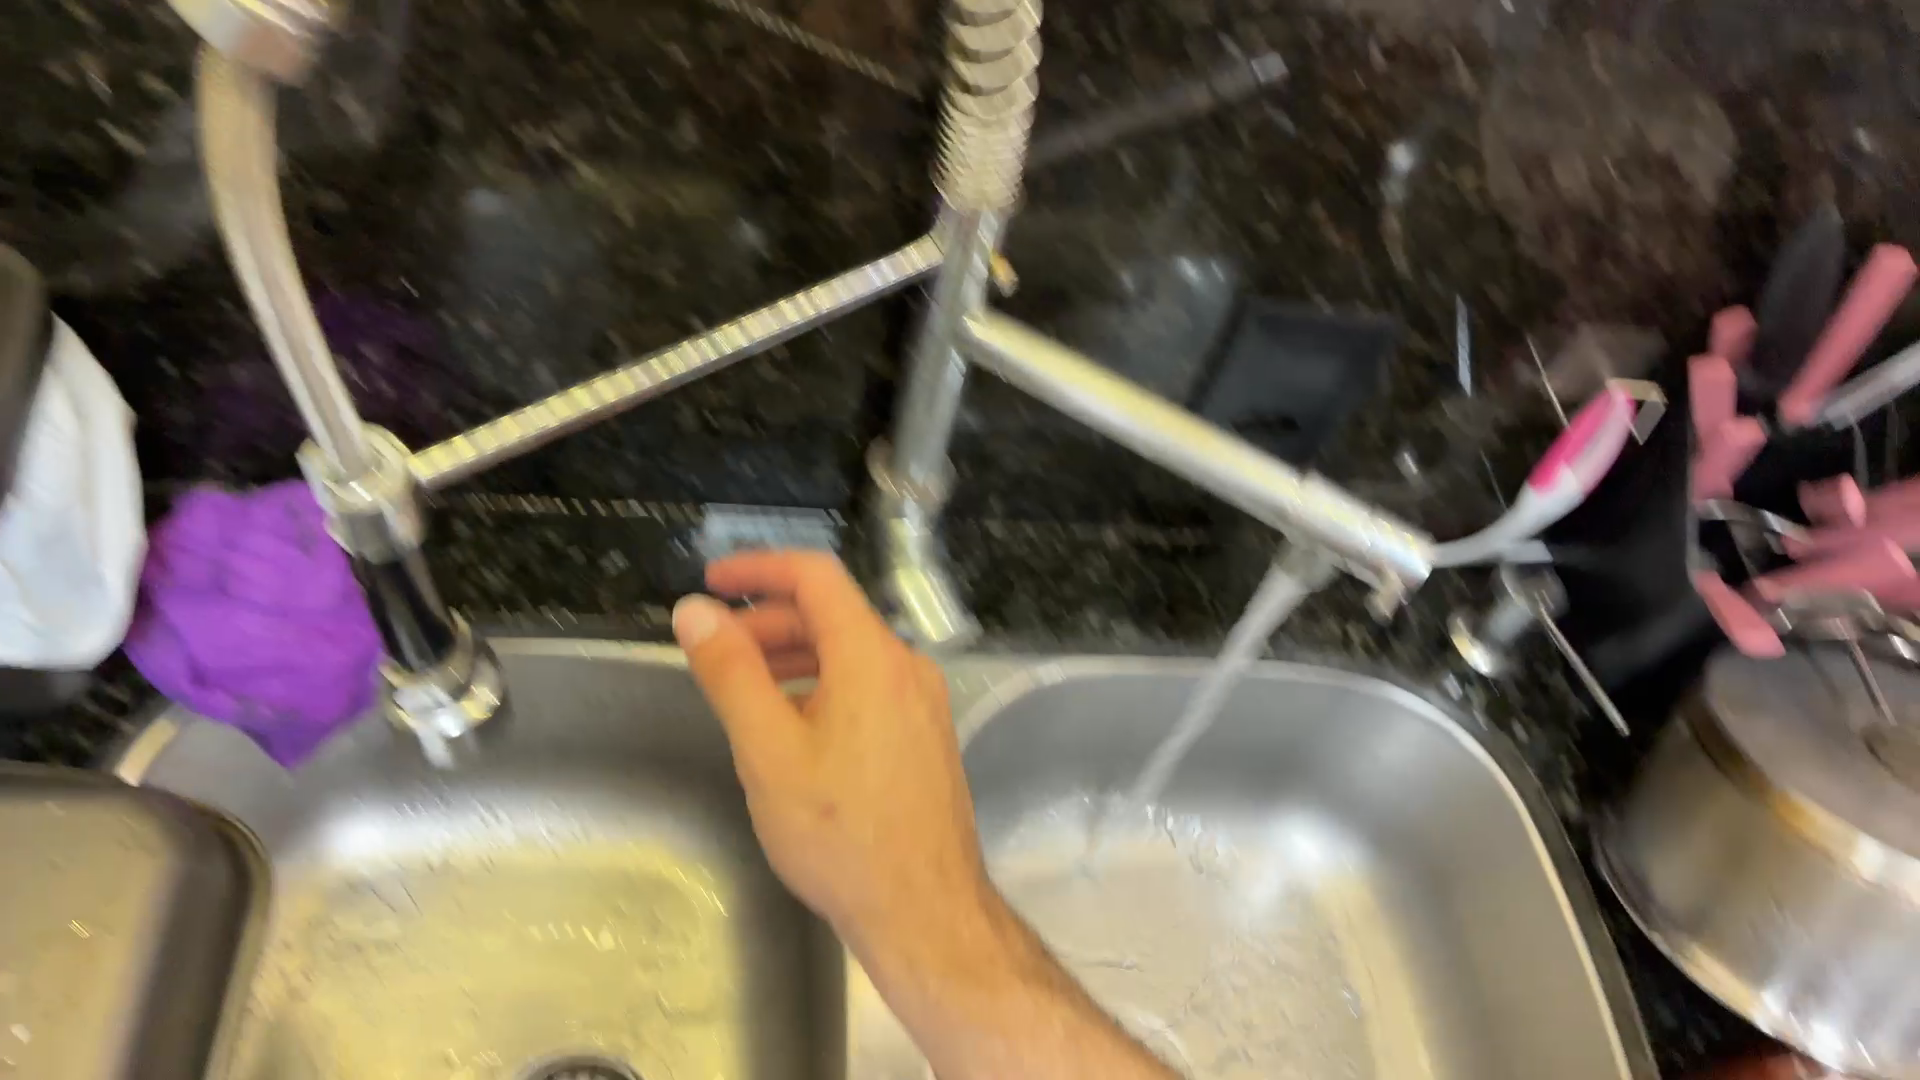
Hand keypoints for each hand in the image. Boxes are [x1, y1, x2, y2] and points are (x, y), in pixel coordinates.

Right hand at [671, 551, 993, 955]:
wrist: (924, 909)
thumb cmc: (839, 833)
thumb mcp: (768, 751)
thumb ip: (731, 673)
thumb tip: (695, 610)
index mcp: (872, 655)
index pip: (816, 576)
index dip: (760, 569)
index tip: (711, 580)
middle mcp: (907, 664)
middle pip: (833, 616)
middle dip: (769, 623)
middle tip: (716, 651)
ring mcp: (923, 699)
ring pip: (851, 654)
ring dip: (795, 657)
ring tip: (745, 687)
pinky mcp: (926, 731)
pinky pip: (870, 686)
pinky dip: (825, 685)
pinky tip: (795, 724)